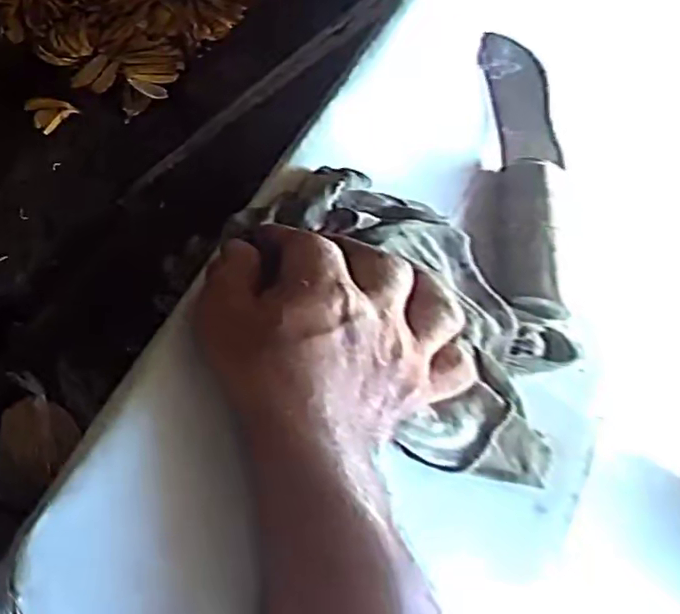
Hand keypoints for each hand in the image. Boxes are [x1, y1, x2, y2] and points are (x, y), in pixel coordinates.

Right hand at [195, 224, 477, 459]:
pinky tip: (424, 336)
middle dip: (348, 249)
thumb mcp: (220, 312)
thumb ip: (230, 271)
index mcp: (327, 289)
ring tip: (385, 282)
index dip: (283, 236)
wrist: (303, 442)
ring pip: (437, 301)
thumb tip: (243, 250)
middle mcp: (379, 312)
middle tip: (320, 255)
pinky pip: (459, 358)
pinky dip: (446, 341)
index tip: (262, 244)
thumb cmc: (259, 375)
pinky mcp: (425, 387)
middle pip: (381, 260)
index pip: (310, 242)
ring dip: (412, 283)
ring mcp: (411, 351)